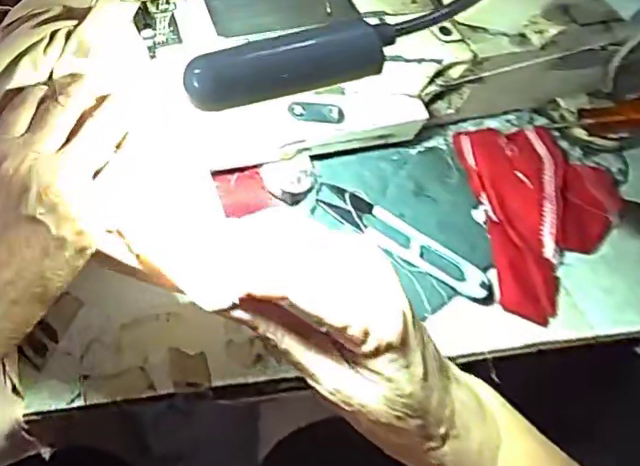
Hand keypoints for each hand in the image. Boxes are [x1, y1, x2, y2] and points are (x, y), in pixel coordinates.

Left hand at [0, 75, 130, 391]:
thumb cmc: (10, 304)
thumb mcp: (70, 263)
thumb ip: (93, 217)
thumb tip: (106, 183)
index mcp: (87, 217)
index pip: (127, 160)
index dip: (138, 135)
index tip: (144, 119)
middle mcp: (61, 177)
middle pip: (102, 121)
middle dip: (118, 102)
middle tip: (126, 89)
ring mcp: (23, 155)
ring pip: (64, 102)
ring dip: (82, 86)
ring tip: (92, 78)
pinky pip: (22, 104)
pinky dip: (40, 93)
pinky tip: (47, 91)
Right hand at [224, 212, 496, 465]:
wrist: (443, 403)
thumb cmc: (399, 408)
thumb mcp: (336, 388)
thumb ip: (281, 336)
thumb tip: (230, 299)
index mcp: (373, 312)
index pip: (294, 278)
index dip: (243, 272)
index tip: (204, 277)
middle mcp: (368, 268)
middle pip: (285, 244)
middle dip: (236, 252)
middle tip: (195, 265)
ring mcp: (359, 251)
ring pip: (285, 231)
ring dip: (243, 241)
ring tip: (208, 258)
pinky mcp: (348, 246)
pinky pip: (295, 234)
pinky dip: (262, 242)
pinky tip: (239, 254)